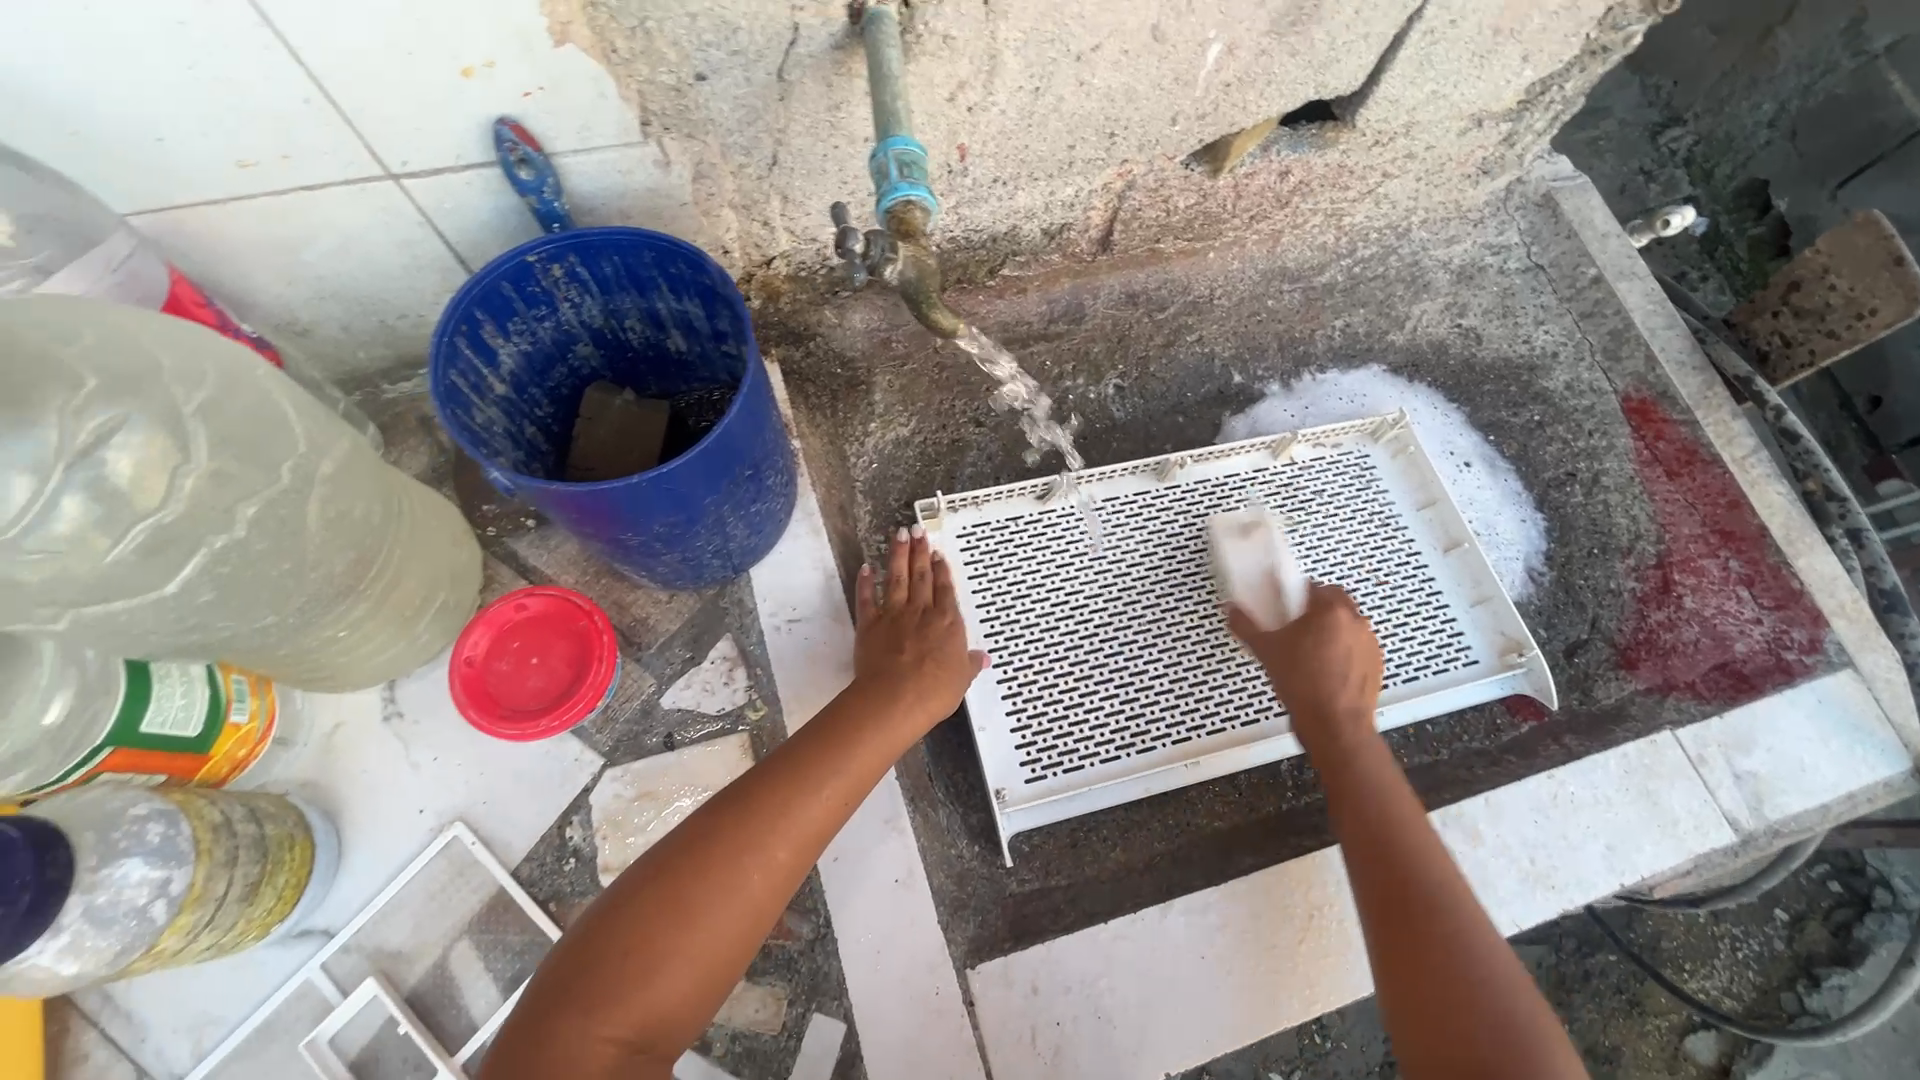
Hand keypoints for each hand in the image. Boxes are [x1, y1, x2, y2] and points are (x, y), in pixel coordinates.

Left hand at [853, 524, 987, 732]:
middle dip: (920, 552)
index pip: (945, 589)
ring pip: (896, 578)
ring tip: (899, 534)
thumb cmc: (935, 692)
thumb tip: (983, 658)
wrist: (895, 699)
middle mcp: (921, 611)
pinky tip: (866, 567)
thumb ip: (970, 664)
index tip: (937, 553)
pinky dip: (865, 582)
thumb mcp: (962, 679)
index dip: (941, 570)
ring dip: (898, 555)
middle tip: (918, 530)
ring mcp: (893, 615)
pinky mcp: (869, 624)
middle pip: (921, 576)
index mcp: (947, 622)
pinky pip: (866, 598)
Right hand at [1227, 582, 1383, 759]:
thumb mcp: (1264, 651)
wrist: (1334, 724)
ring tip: (1309, 651)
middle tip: (1296, 627)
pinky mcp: (1375, 663)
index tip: (1285, 606)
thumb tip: (1233, 611)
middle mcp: (1354, 621)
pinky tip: (1324, 668)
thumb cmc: (1304, 687)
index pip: (1312, 586)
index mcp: (1329, 610)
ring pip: (1347, 624)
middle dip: (1315, 610)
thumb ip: (1245, 625)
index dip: (1295, 594)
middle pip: (1334, 601)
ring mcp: (1368, 642)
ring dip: (1331, 630)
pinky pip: (1357, 646)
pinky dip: (1343, 651)